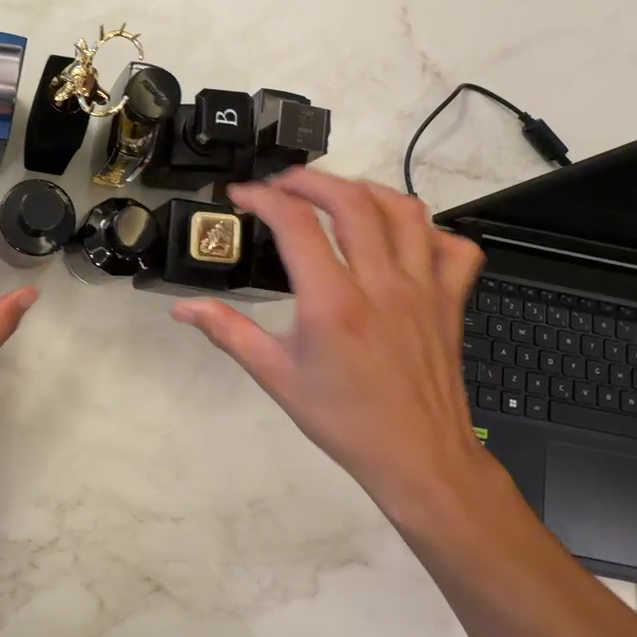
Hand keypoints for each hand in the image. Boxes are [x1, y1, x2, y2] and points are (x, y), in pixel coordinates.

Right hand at [172, 171, 490, 509]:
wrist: (418, 457)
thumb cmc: (343, 419)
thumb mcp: (275, 376)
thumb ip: (228, 332)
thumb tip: (183, 308)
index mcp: (332, 302)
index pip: (295, 223)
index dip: (263, 198)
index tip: (242, 197)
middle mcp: (381, 283)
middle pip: (351, 200)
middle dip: (310, 180)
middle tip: (283, 186)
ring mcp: (423, 288)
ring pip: (404, 210)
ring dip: (366, 190)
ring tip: (338, 196)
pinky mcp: (451, 300)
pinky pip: (453, 246)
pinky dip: (429, 230)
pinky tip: (401, 237)